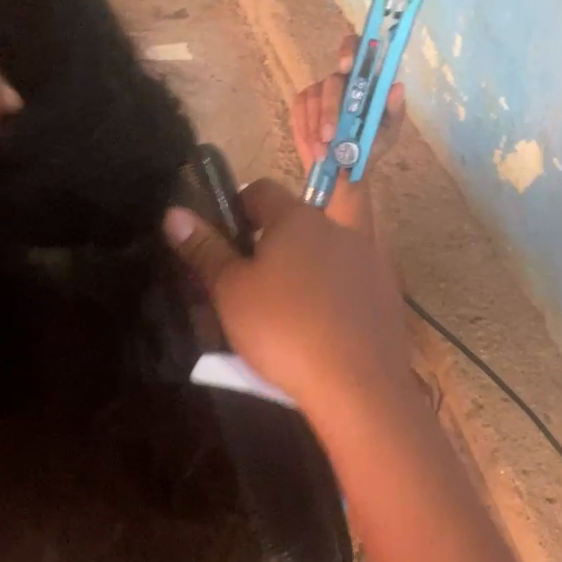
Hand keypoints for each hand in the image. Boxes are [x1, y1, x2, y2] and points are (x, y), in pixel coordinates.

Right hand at [167, 180, 412, 414]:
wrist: (357, 384)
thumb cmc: (284, 330)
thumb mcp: (231, 293)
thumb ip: (205, 250)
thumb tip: (175, 213)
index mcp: (298, 219)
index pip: (263, 190)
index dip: (240, 203)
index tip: (227, 233)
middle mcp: (340, 228)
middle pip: (329, 190)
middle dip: (314, 177)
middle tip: (288, 205)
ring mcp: (371, 260)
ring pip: (347, 232)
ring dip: (328, 234)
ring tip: (300, 267)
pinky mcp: (387, 295)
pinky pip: (360, 271)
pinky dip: (344, 274)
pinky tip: (328, 303)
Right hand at [289, 34, 405, 167]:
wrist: (347, 171)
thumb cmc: (370, 146)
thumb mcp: (389, 132)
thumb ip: (394, 110)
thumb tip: (397, 87)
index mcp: (364, 79)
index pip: (355, 49)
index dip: (349, 51)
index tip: (345, 66)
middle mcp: (341, 80)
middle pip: (332, 82)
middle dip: (329, 110)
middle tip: (330, 136)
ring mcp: (319, 92)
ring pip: (313, 98)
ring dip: (316, 127)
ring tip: (324, 153)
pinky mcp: (301, 106)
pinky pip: (299, 111)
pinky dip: (306, 130)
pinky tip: (315, 148)